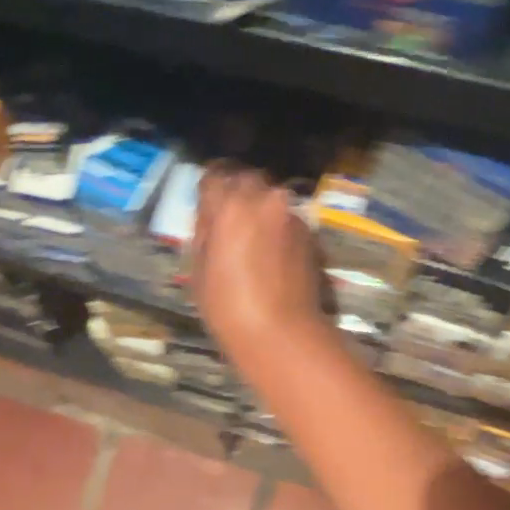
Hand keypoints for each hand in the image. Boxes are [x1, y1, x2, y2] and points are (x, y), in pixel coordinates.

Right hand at [192, 165, 325, 344]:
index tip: (206, 212)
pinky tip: (272, 259)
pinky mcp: (310, 232)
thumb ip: (205, 234)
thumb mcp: (199, 271)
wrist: (281, 332)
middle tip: (228, 226)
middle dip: (236, 197)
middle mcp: (264, 198)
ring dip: (259, 213)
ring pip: (269, 200)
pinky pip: (286, 220)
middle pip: (245, 181)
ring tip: (252, 245)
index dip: (208, 194)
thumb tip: (211, 219)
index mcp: (231, 204)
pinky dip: (277, 230)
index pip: (213, 177)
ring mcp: (292, 214)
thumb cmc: (229, 307)